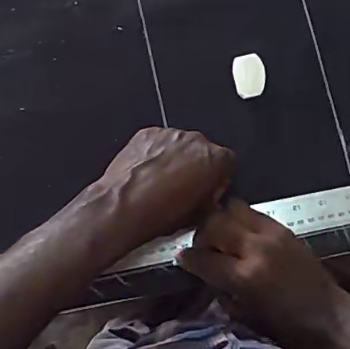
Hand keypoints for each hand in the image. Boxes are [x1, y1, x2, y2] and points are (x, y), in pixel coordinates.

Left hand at [89, 128, 233, 254]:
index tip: (209, 187)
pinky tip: (147, 173)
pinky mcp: (146, 134)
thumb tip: (209, 197)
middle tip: (184, 187)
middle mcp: (194, 140)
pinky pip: (158, 142)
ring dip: (175, 159)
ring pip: (179, 145)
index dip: (218, 177)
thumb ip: (212, 198)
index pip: (227, 161)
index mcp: (214, 159)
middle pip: (203, 150)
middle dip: (196, 166)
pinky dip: (155, 154)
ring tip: (162, 182)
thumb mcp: (199, 214)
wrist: (122, 208)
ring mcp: (169, 134)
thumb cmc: (158, 213)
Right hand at [177, 199, 349, 348]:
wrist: (329, 313)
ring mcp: (271, 234)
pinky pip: (252, 212)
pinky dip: (240, 219)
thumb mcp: (247, 316)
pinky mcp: (283, 228)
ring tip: (220, 235)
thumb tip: (204, 272)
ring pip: (231, 209)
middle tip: (201, 246)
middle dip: (201, 234)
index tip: (180, 258)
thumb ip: (222, 291)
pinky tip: (239, 232)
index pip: (204, 258)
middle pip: (214, 224)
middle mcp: (256, 249)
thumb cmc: (287, 325)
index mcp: (246, 277)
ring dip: (220, 220)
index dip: (187, 258)